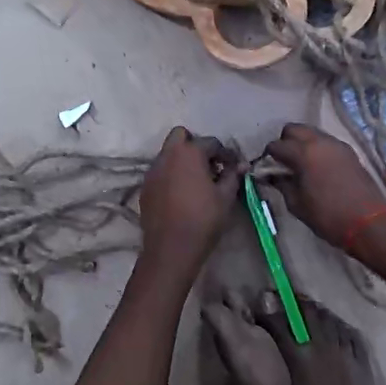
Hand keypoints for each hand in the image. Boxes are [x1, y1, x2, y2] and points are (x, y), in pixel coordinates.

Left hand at [138, 127, 245, 262]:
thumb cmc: (203, 219)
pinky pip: (160, 172)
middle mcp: (167, 156)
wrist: (171, 248)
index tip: (234, 167)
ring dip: (182, 160)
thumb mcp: (225, 197)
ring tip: (196, 181)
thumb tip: (240, 166)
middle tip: (209, 165)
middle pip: (181, 136)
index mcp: (189, 153)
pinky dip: (171, 175)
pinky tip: (180, 194)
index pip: (211, 142)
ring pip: (168, 154)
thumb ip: (233, 176)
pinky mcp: (145, 187)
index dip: (225, 154)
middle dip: (196, 145)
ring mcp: (153, 171)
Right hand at [264, 124, 385, 251]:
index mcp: (303, 153)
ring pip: (312, 133)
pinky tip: (318, 169)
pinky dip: (318, 149)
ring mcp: (337, 145)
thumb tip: (270, 175)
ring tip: (302, 166)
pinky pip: (327, 142)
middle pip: (294, 129)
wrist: (368, 222)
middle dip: (285, 142)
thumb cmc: (327, 216)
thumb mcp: (297, 204)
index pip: (276, 145)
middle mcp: (320, 141)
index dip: (268, 157)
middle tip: (284, 163)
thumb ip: (281, 184)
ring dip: (303, 143)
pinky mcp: (350, 152)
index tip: (267, 169)